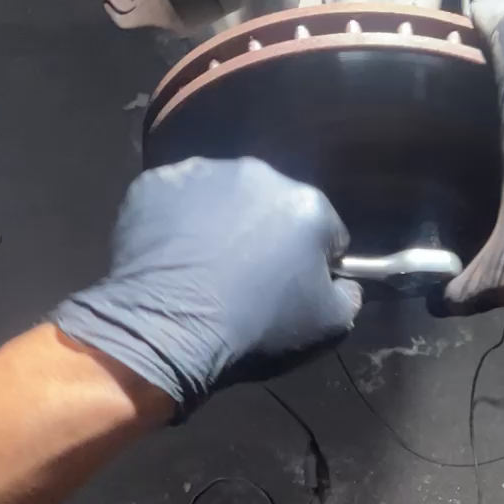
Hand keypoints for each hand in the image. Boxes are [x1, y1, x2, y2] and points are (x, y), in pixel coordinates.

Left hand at [53, 157, 362, 415]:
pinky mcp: (154, 184)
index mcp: (307, 204)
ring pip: (227, 197)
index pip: (329, 232)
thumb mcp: (329, 327)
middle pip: (276, 206)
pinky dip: (181, 223)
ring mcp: (201, 172)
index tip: (299, 289)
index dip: (318, 264)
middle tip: (253, 280)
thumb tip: (345, 282)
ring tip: (211, 269)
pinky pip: (179, 201)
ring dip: (226, 224)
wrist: (170, 330)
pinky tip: (178, 259)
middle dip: (271, 235)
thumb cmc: (259, 328)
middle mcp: (258, 174)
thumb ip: (349, 296)